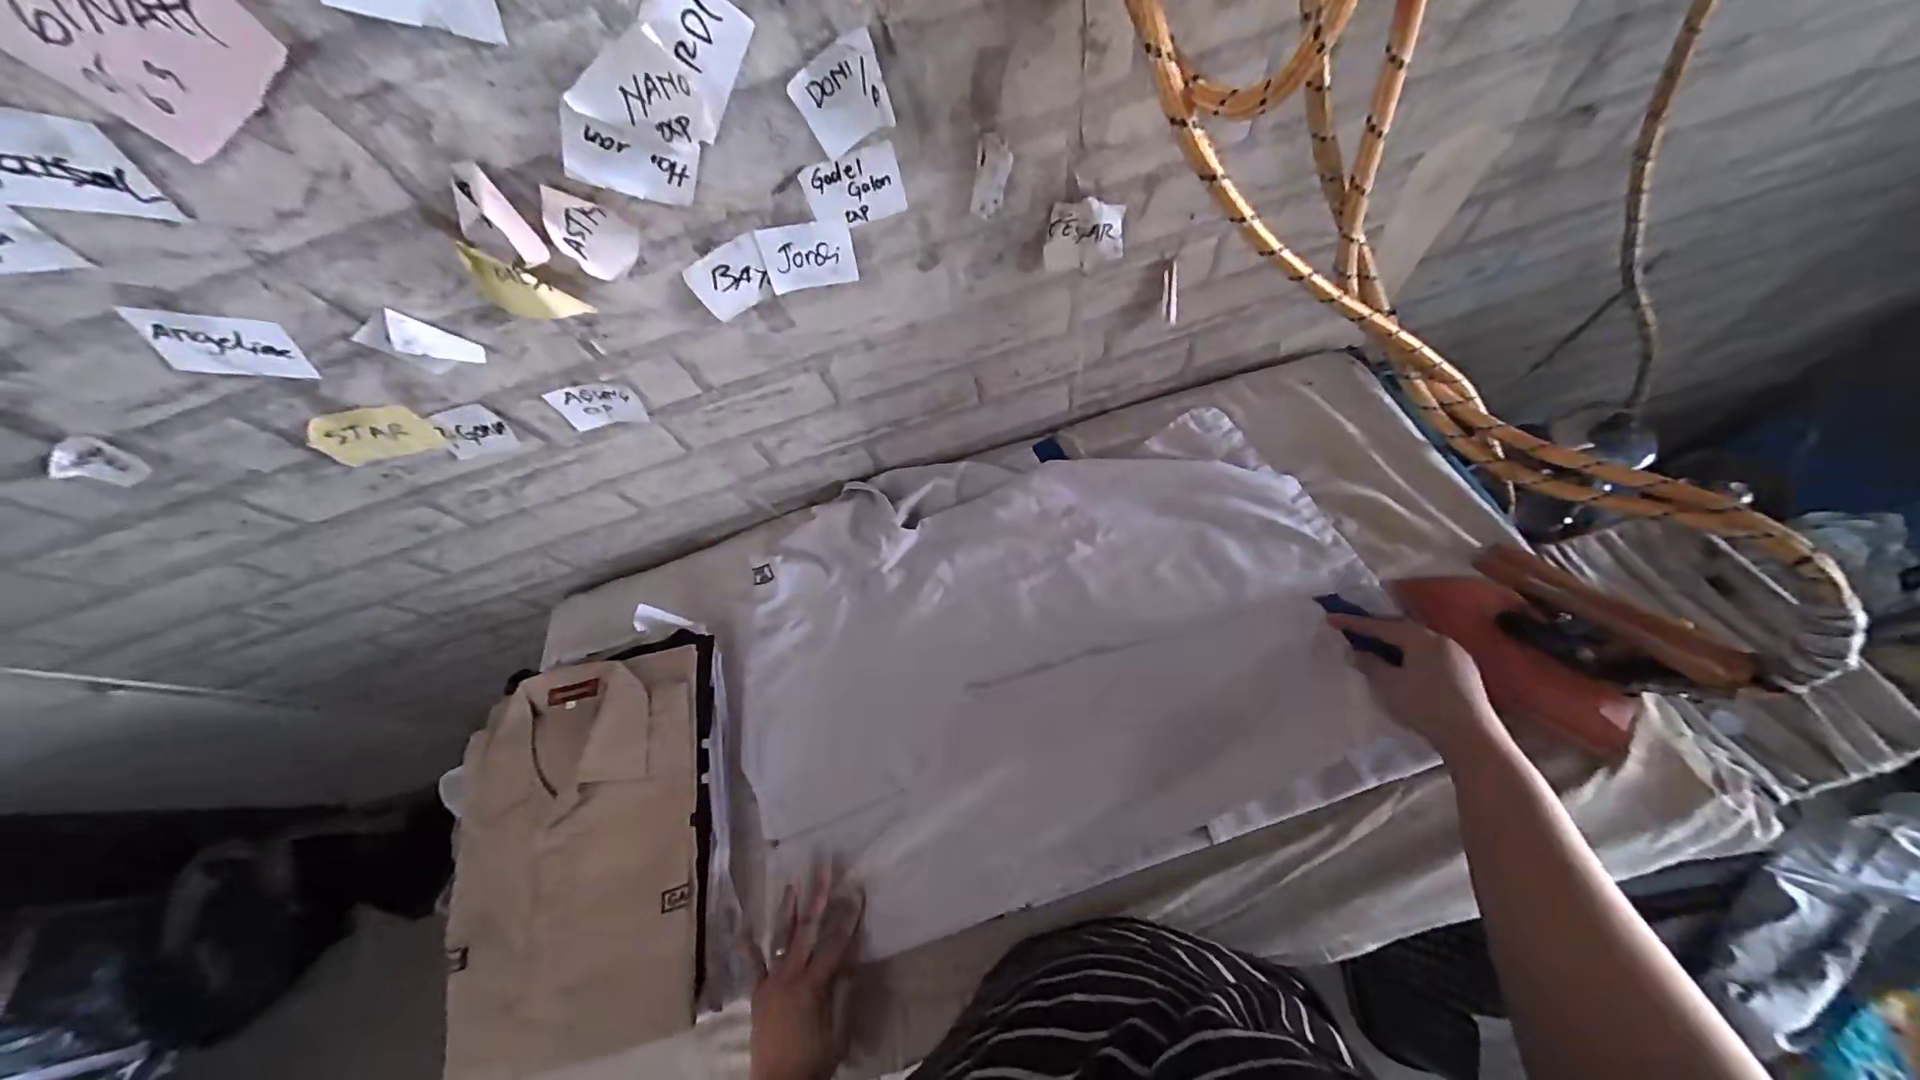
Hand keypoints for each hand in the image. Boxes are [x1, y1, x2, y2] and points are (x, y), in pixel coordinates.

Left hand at [742, 866, 864, 1079]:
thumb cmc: (814, 1061)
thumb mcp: (838, 1030)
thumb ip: (844, 992)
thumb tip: (852, 958)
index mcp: (813, 985)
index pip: (836, 943)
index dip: (849, 917)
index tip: (857, 892)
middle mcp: (790, 975)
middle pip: (808, 928)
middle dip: (818, 897)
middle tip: (824, 869)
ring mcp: (771, 981)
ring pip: (781, 937)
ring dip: (789, 909)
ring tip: (793, 883)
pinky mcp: (758, 992)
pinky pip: (754, 965)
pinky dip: (749, 947)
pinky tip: (744, 930)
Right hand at [1326, 612, 1508, 760]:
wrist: (1472, 738)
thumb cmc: (1425, 706)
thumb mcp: (1388, 684)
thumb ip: (1369, 664)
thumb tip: (1355, 652)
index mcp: (1424, 639)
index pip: (1382, 626)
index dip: (1354, 623)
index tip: (1331, 618)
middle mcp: (1443, 641)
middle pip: (1403, 629)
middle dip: (1377, 628)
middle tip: (1354, 629)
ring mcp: (1458, 657)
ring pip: (1419, 642)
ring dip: (1396, 642)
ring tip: (1377, 647)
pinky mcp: (1465, 673)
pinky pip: (1431, 654)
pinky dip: (1411, 654)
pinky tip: (1404, 665)